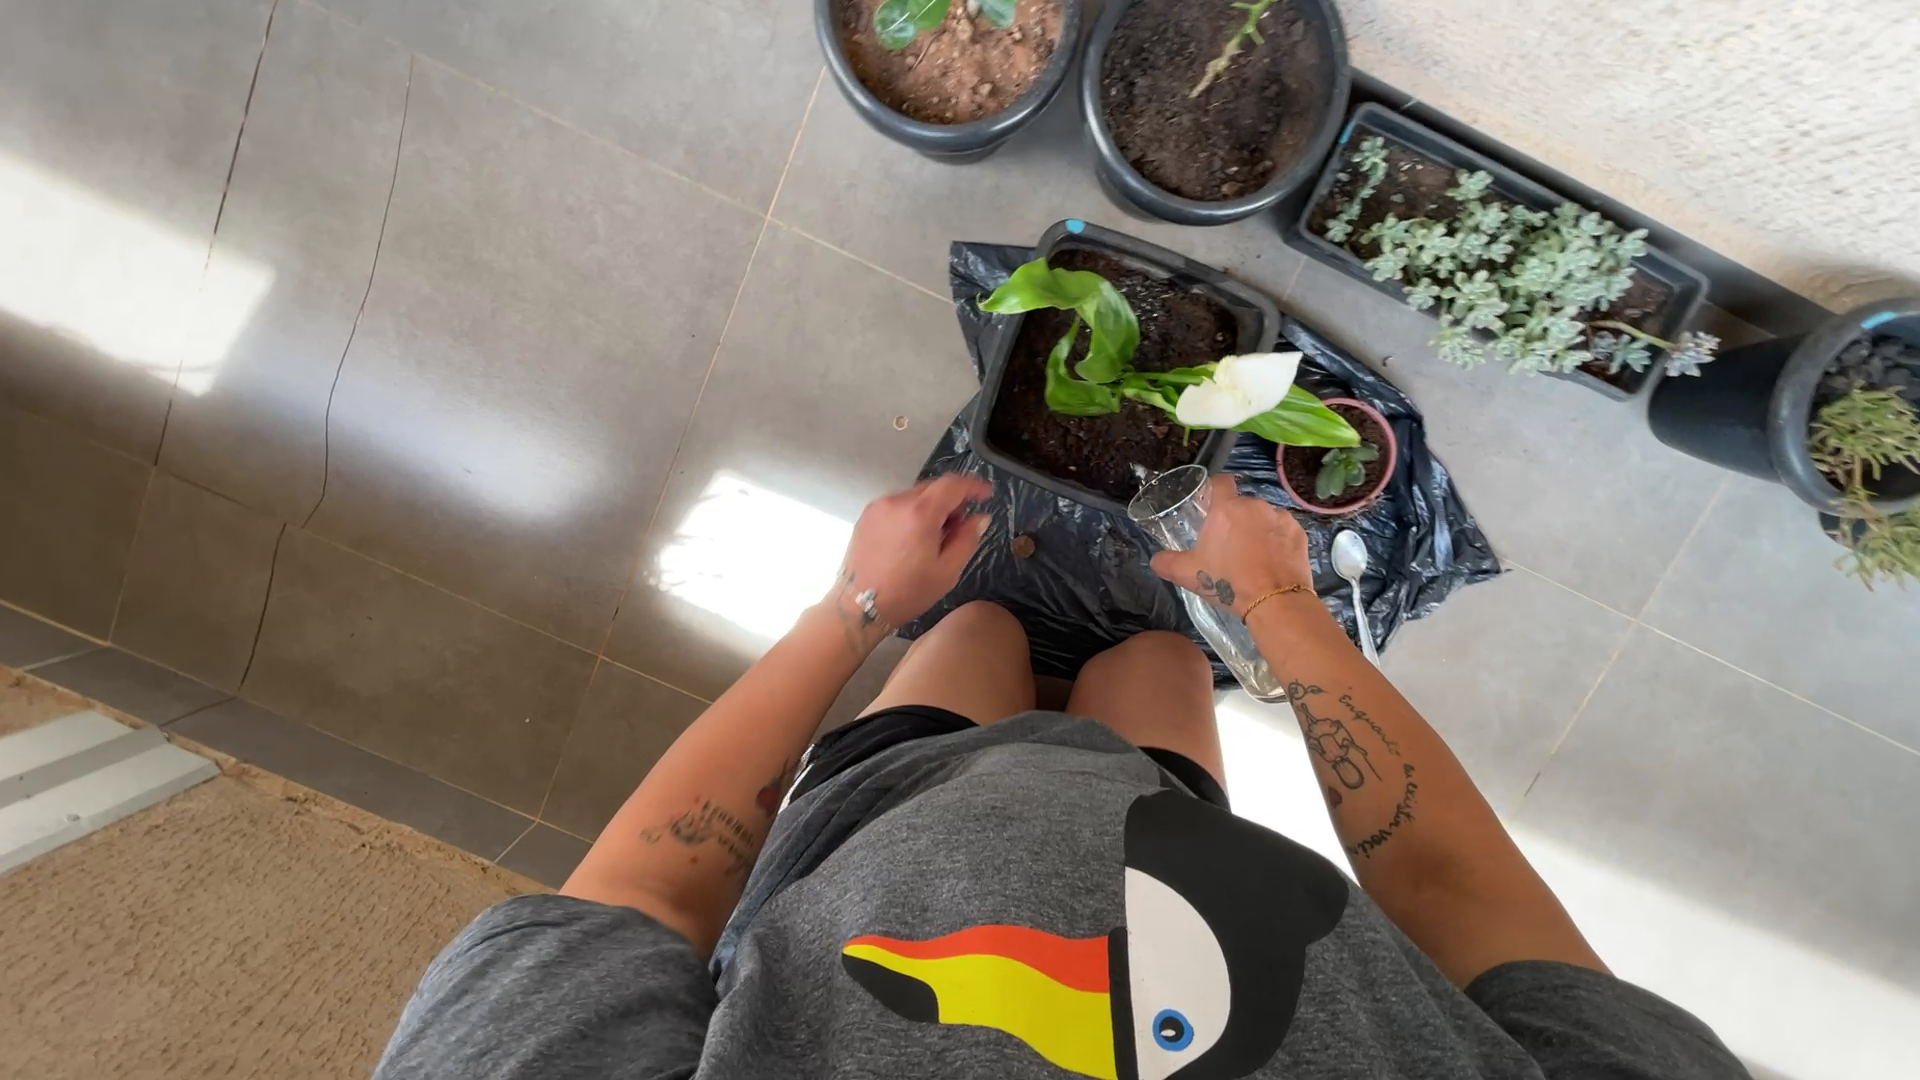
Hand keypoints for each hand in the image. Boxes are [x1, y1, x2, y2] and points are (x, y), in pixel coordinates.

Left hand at [824, 473, 993, 640]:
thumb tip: (979, 518)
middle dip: (952, 501)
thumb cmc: (907, 593)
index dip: (974, 486)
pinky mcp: (867, 516)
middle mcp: (896, 501)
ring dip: (931, 508)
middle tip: (960, 526)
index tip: (986, 495)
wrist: (858, 606)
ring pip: (915, 496)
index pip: (952, 485)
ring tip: (935, 538)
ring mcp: (878, 507)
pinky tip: (913, 539)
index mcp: (919, 513)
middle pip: (933, 488)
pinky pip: (898, 505)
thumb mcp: (947, 571)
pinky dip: (912, 514)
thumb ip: (967, 539)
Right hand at [1150, 474, 1313, 615]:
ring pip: (1264, 517)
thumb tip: (1156, 560)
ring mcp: (1280, 518)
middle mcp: (1255, 505)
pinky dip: (1277, 540)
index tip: (1211, 505)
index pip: (1220, 482)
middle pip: (1242, 505)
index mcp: (1226, 509)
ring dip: (1257, 529)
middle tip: (1229, 544)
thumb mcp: (1189, 575)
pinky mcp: (1299, 532)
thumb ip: (1167, 563)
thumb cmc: (1228, 582)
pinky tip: (1272, 560)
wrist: (1275, 601)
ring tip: (1253, 555)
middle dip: (1235, 519)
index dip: (1215, 490)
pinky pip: (1283, 530)